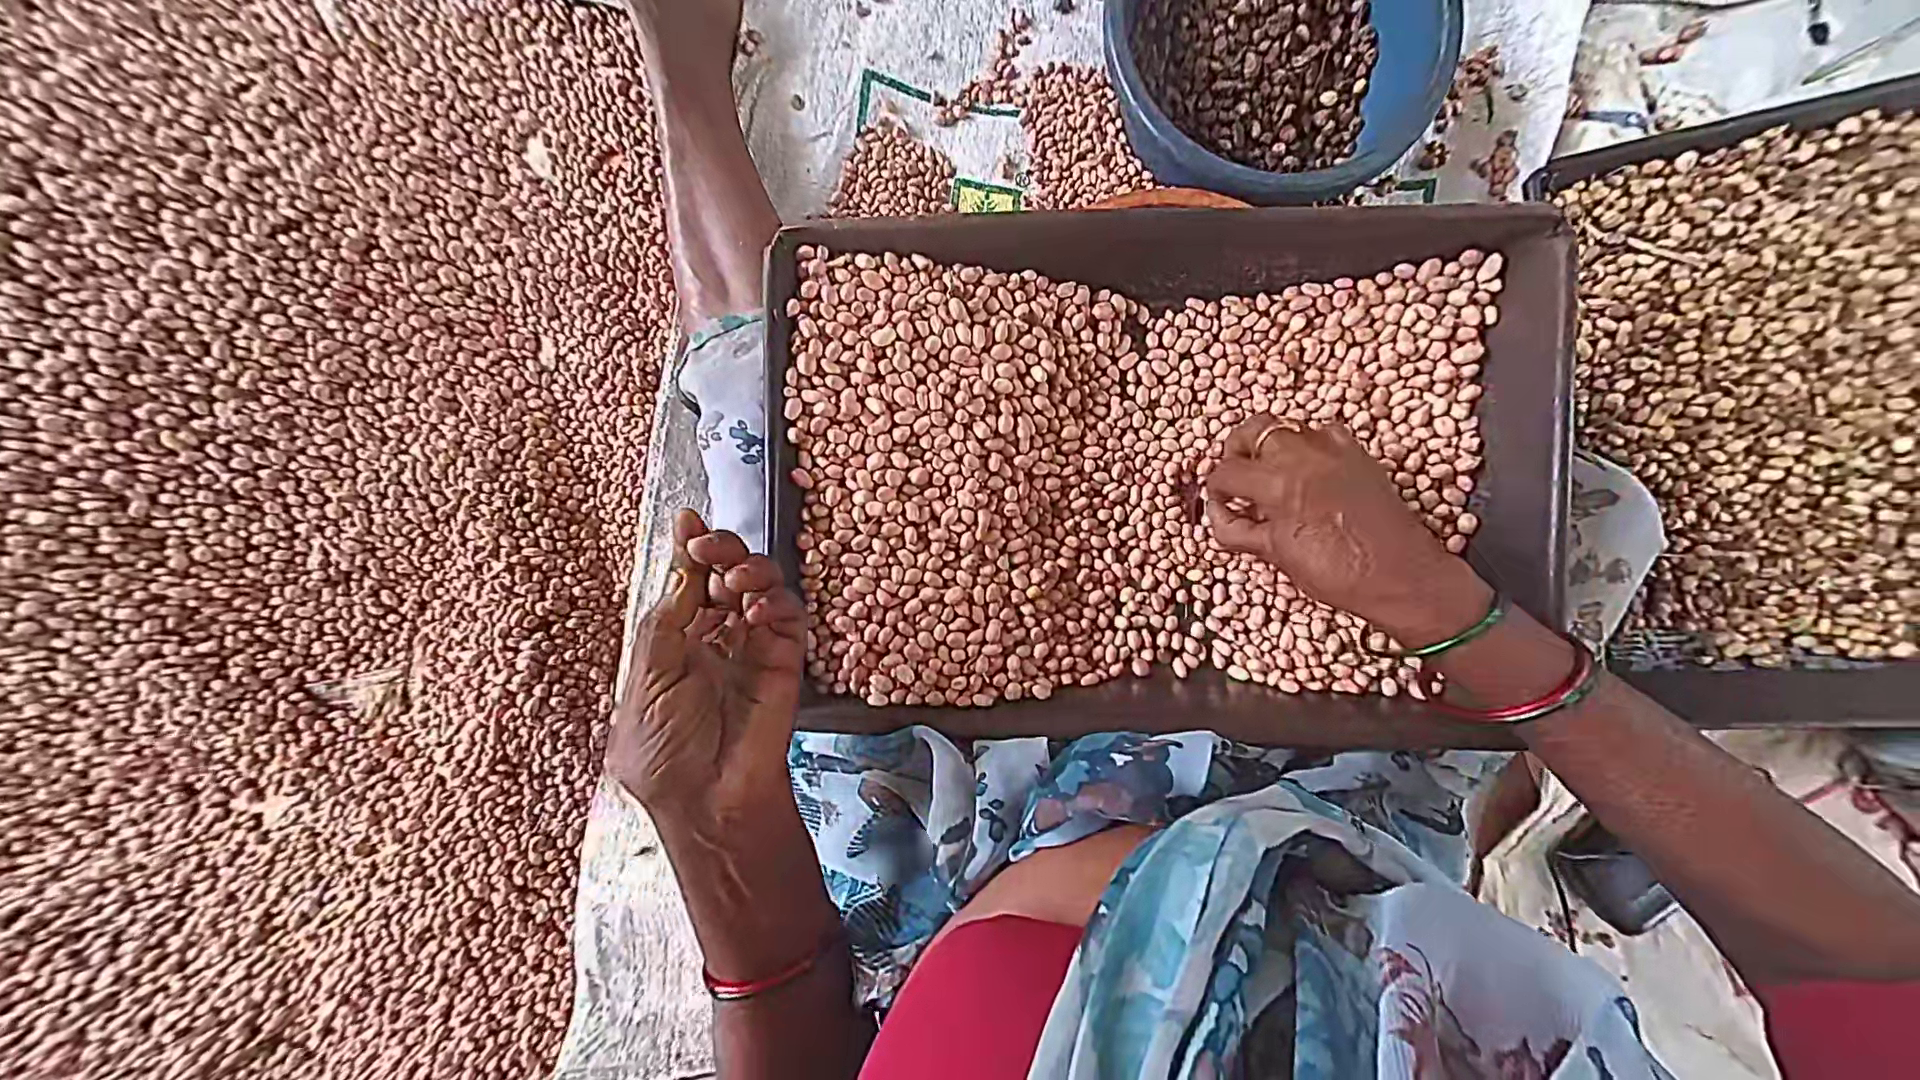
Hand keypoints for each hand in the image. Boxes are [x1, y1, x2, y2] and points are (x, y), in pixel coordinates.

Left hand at [606, 509, 804, 827]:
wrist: (704, 798)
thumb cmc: (664, 744)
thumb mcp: (648, 671)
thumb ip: (670, 611)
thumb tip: (682, 550)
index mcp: (682, 638)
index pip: (693, 581)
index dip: (693, 550)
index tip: (689, 521)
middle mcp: (721, 635)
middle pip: (730, 575)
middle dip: (722, 552)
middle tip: (710, 547)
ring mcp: (756, 645)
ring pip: (766, 587)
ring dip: (751, 571)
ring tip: (733, 580)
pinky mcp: (787, 658)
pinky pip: (790, 617)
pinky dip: (777, 604)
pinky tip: (755, 614)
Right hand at [1203, 416, 1490, 645]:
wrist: (1400, 578)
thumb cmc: (1339, 572)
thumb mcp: (1273, 553)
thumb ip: (1235, 528)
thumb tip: (1218, 513)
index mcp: (1278, 483)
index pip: (1226, 471)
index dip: (1215, 489)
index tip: (1220, 504)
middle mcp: (1306, 456)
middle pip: (1253, 429)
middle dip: (1237, 451)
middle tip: (1236, 477)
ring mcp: (1336, 451)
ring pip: (1288, 426)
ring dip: (1270, 446)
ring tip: (1267, 476)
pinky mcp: (1359, 456)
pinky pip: (1324, 435)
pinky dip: (1307, 447)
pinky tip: (1305, 473)